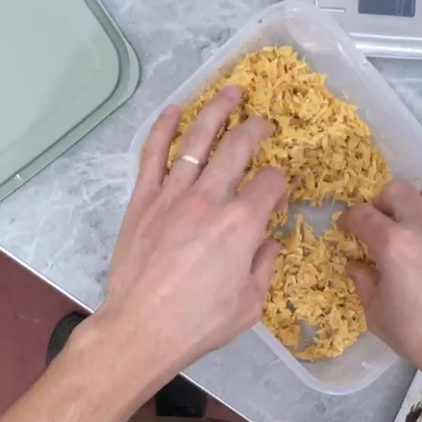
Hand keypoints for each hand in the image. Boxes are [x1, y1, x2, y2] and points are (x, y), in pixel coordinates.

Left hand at [82, 86, 287, 382]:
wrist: (142, 328)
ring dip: (216, 110)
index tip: (276, 199)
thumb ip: (264, 267)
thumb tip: (270, 243)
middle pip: (238, 147)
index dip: (280, 186)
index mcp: (243, 223)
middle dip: (257, 129)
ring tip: (230, 92)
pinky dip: (163, 128)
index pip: (271, 183)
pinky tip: (174, 109)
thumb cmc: (199, 323)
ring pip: (197, 139)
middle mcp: (210, 199)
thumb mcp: (250, 303)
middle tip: (263, 124)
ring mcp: (172, 196)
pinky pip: (153, 155)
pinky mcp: (143, 201)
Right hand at [338, 180, 421, 388]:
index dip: (349, 220)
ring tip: (420, 225)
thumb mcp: (378, 315)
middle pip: (397, 190)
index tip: (348, 228)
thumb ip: (364, 282)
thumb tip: (356, 264)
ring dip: (420, 203)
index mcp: (394, 245)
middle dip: (382, 204)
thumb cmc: (420, 339)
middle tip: (383, 224)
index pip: (362, 215)